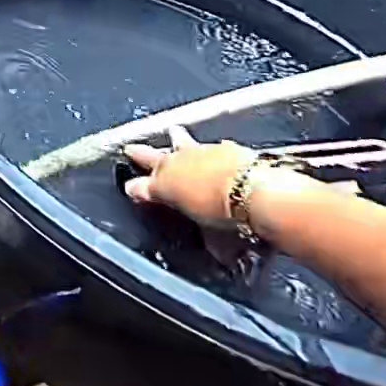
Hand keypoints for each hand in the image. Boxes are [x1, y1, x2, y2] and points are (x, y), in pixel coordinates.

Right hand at [121, 127, 257, 227]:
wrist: (254, 190)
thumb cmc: (224, 213)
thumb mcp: (214, 236)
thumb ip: (211, 239)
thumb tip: (220, 253)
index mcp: (163, 184)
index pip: (141, 187)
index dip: (135, 189)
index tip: (131, 190)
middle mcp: (174, 164)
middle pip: (150, 156)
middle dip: (140, 154)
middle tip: (131, 149)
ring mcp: (198, 152)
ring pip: (180, 141)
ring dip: (177, 138)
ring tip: (173, 131)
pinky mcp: (226, 148)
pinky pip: (216, 146)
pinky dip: (217, 149)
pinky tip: (222, 147)